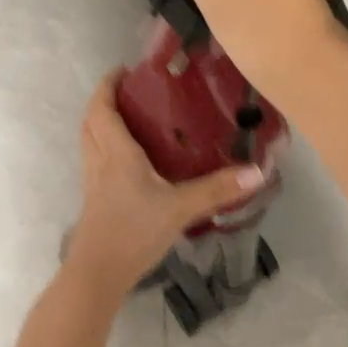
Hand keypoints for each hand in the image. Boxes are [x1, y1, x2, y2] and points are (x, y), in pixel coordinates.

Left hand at [67, 71, 266, 293]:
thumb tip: (257, 171)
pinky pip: (98, 163)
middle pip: (91, 122)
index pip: (102, 109)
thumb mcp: (180, 209)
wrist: (96, 276)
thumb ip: (217, 189)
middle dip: (105, 102)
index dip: (108, 86)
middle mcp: (100, 163)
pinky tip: (134, 163)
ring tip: (133, 119)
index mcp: (117, 154)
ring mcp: (94, 184)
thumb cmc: (133, 232)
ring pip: (91, 143)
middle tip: (131, 92)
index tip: (125, 70)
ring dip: (104, 125)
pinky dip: (108, 150)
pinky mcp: (96, 203)